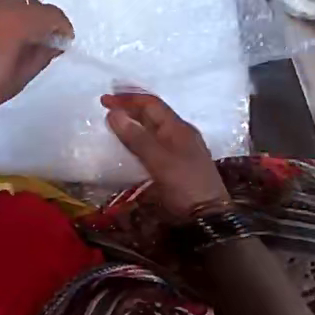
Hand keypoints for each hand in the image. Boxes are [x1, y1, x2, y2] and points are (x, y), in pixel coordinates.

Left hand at [0, 0, 71, 115]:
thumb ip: (39, 56)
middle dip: (35, 22)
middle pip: (27, 6)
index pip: (51, 14)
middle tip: (33, 44)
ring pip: (1, 5)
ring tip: (4, 42)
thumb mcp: (17, 78)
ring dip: (9, 19)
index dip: (60, 28)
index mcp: (20, 19)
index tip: (61, 42)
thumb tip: (53, 44)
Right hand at [101, 92, 229, 217]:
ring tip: (115, 120)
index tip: (105, 99)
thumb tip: (113, 113)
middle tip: (107, 105)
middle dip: (130, 106)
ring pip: (154, 128)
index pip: (151, 104)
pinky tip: (131, 144)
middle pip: (153, 113)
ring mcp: (180, 149)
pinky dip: (140, 138)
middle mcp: (180, 134)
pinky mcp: (177, 164)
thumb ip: (136, 137)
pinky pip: (155, 142)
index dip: (128, 98)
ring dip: (135, 121)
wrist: (209, 216)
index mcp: (178, 128)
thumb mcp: (159, 161)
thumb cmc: (185, 185)